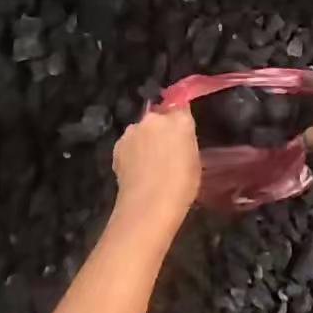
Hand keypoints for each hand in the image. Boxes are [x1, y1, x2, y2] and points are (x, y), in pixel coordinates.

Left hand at [111, 107, 200, 227]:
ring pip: (141, 130)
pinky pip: (129, 143)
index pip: (181, 107)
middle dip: (162, 129)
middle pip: (159, 118)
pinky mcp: (118, 144)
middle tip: (166, 150)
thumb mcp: (194, 162)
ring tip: (149, 163)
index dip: (181, 119)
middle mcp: (153, 119)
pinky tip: (137, 169)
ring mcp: (132, 130)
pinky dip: (133, 151)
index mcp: (179, 121)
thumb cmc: (181, 187)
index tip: (182, 130)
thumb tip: (178, 136)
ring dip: (145, 140)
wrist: (147, 205)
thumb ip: (186, 141)